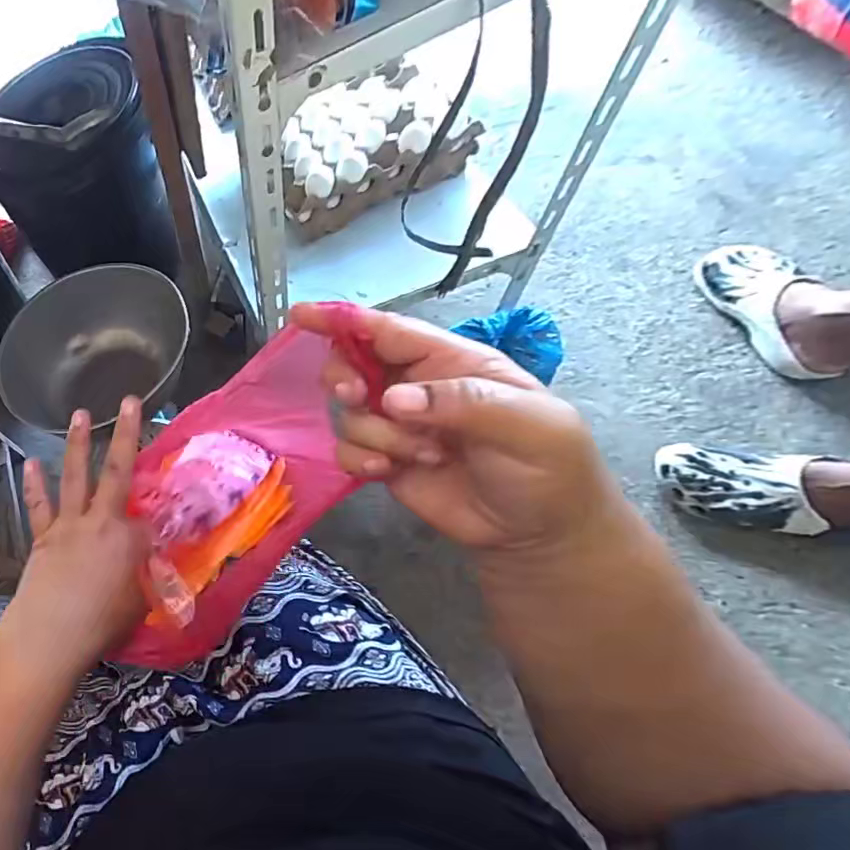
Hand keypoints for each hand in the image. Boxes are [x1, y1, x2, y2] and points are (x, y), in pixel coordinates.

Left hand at [0, 397, 150, 677]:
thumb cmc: (102, 625)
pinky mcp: (43, 538)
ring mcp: (67, 526)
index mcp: (130, 537)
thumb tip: (152, 565)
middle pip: (116, 471)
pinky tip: (31, 463)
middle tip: (129, 400)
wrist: (48, 637)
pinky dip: (35, 485)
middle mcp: (100, 521)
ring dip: (77, 444)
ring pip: (75, 477)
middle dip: (125, 434)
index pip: (152, 517)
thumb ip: (148, 577)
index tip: (168, 522)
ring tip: (78, 414)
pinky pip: (40, 506)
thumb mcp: (141, 603)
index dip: (162, 518)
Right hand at [291, 303, 620, 557]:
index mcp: (450, 361)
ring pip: (349, 414)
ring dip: (374, 434)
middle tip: (359, 397)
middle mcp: (417, 387)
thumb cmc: (548, 467)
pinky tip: (388, 471)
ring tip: (421, 455)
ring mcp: (398, 427)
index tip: (302, 315)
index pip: (388, 330)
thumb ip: (463, 402)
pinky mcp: (385, 461)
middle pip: (353, 364)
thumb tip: (394, 399)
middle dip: (346, 378)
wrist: (537, 533)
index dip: (343, 319)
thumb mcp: (527, 424)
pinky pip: (348, 450)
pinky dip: (359, 459)